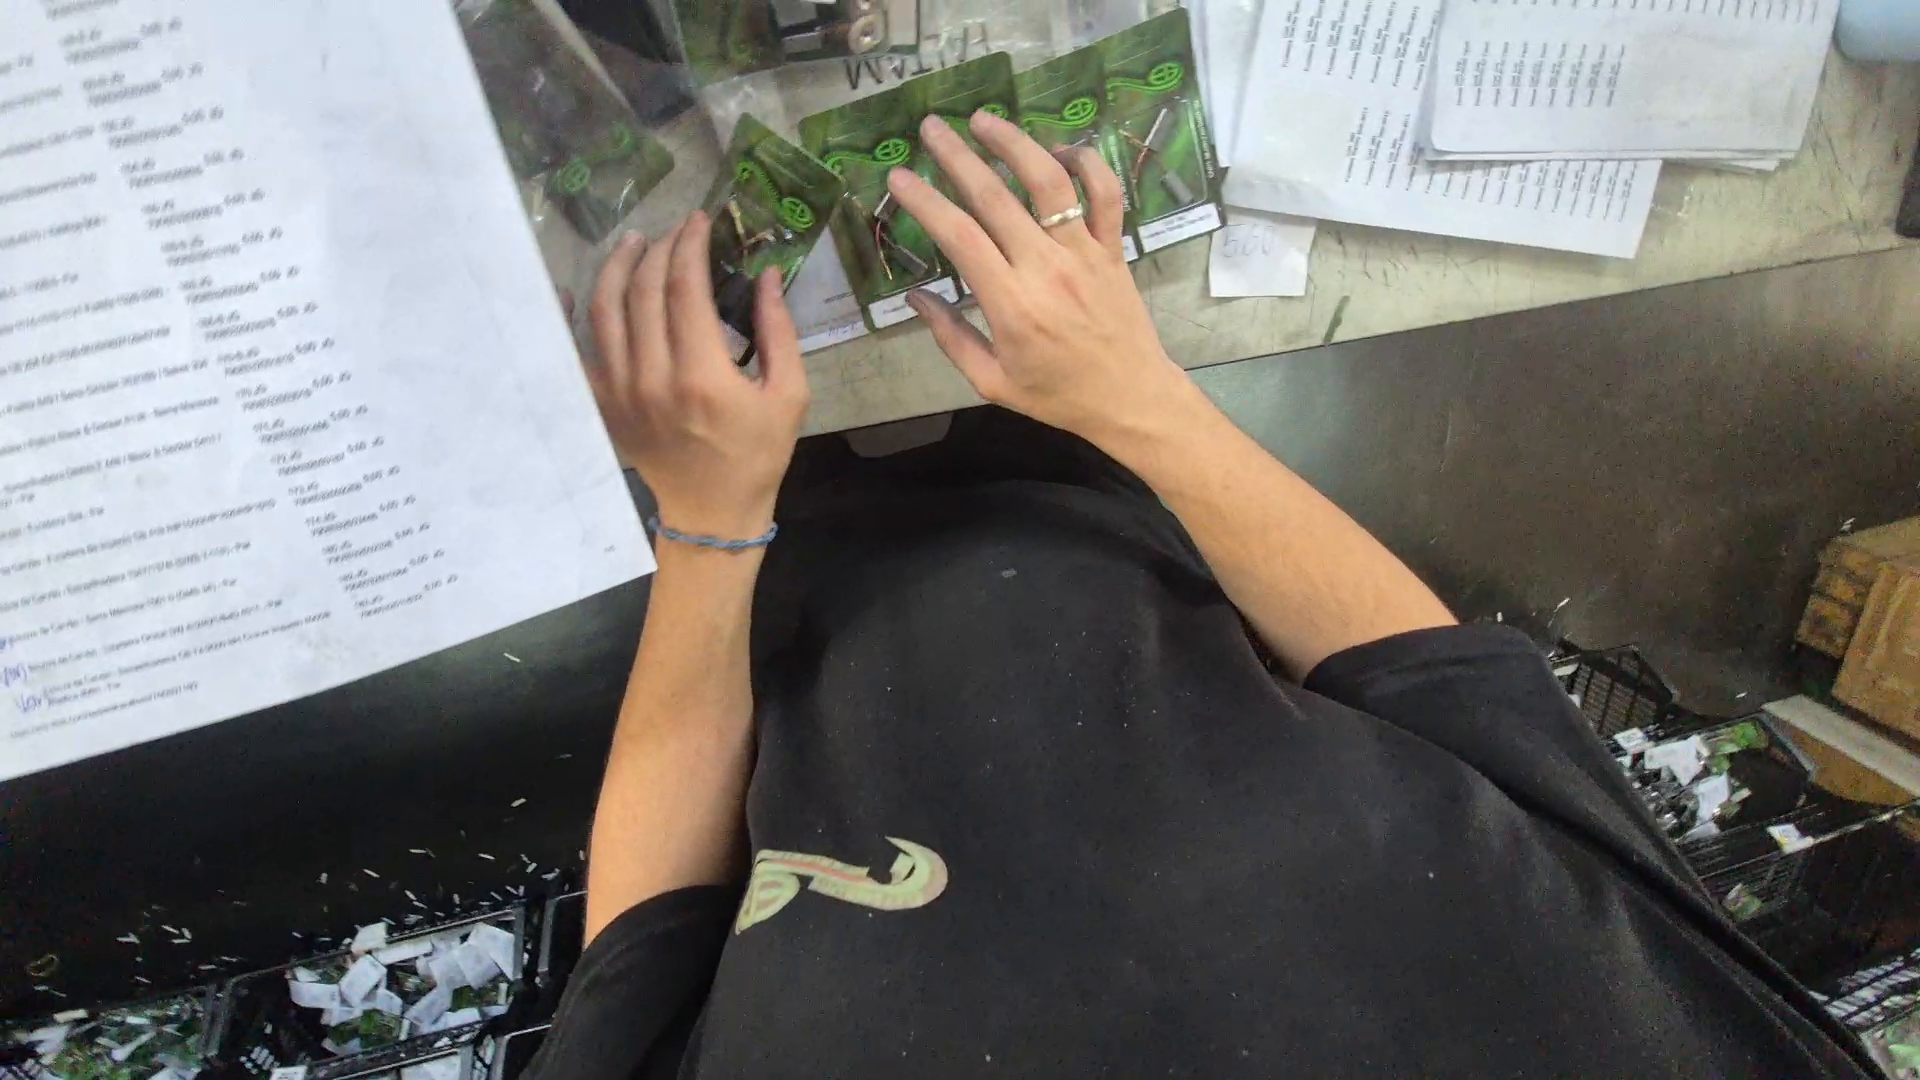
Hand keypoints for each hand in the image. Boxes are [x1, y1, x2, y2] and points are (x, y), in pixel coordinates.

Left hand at [586, 212, 809, 540]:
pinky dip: (569, 314)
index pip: (685, 288)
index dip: (690, 246)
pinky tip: (571, 286)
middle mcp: (652, 377)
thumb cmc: (758, 455)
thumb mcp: (790, 397)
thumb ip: (779, 333)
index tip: (700, 222)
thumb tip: (767, 274)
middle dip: (660, 248)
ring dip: (617, 266)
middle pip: (642, 290)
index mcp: (702, 375)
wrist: (713, 510)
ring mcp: (620, 390)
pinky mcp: (602, 403)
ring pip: (604, 309)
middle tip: (677, 230)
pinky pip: (576, 349)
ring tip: (634, 242)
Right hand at [886, 110, 1197, 449]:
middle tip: (931, 127)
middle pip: (995, 196)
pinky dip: (1084, 162)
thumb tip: (916, 298)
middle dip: (957, 156)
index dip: (924, 201)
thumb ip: (951, 339)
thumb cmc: (1057, 396)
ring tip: (984, 120)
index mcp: (1011, 304)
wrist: (1129, 398)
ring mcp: (1084, 252)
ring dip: (1013, 143)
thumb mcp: (992, 383)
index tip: (899, 177)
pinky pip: (1104, 192)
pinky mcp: (1113, 248)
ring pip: (1048, 181)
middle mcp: (1045, 268)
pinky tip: (1058, 150)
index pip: (959, 237)